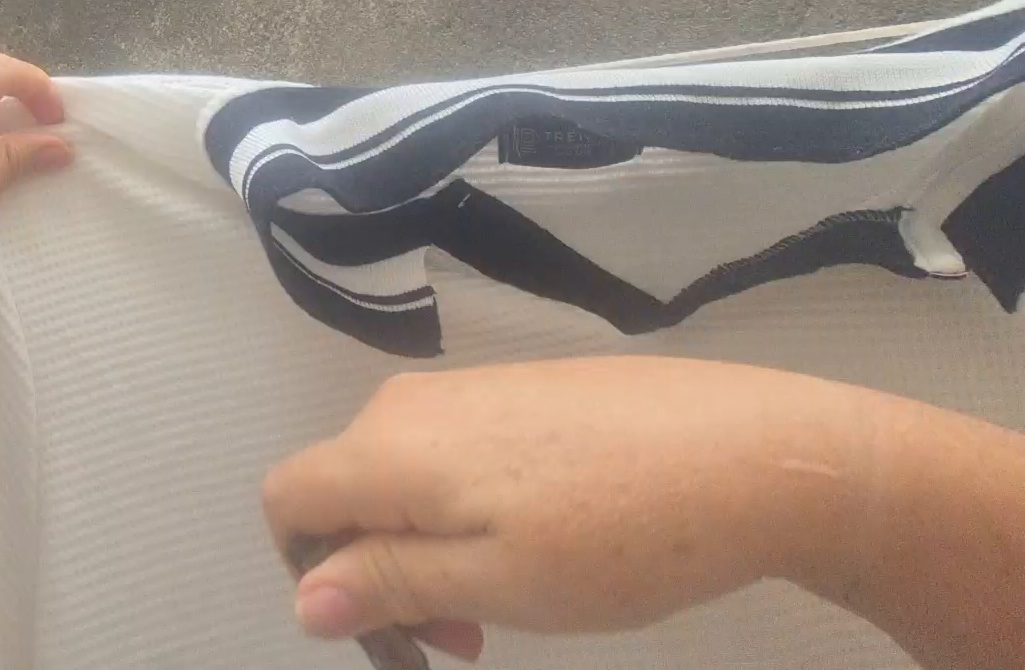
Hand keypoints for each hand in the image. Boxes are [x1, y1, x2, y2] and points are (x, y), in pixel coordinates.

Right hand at [261, 357, 877, 661]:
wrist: (739, 446)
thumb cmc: (612, 532)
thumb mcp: (495, 581)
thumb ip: (386, 584)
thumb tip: (303, 604)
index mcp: (383, 449)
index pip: (285, 498)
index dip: (309, 569)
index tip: (386, 623)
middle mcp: (397, 406)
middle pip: (338, 492)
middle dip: (375, 570)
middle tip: (465, 634)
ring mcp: (447, 392)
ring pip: (388, 477)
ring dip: (417, 546)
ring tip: (506, 595)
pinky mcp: (491, 390)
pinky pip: (431, 453)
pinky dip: (449, 509)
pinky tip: (531, 539)